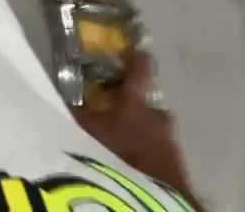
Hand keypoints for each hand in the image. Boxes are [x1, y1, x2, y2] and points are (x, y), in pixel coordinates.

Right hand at [73, 49, 199, 205]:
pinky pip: (163, 154)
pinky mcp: (179, 171)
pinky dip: (151, 155)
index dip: (136, 57)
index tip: (132, 49)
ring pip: (158, 132)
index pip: (140, 70)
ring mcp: (172, 145)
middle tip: (120, 114)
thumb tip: (65, 92)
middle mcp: (159, 118)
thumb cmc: (116, 155)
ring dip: (145, 134)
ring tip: (127, 145)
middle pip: (150, 106)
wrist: (152, 199)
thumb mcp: (84, 130)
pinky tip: (136, 164)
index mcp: (136, 102)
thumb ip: (76, 110)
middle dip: (137, 108)